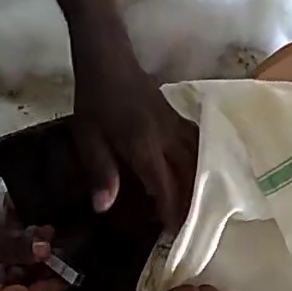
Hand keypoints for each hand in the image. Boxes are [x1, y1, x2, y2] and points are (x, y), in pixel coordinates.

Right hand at [0, 220, 66, 290]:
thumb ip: (14, 250)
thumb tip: (47, 251)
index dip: (50, 285)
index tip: (71, 274)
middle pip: (26, 289)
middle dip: (45, 269)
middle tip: (65, 251)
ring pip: (19, 276)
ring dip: (34, 257)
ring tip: (50, 234)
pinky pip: (8, 268)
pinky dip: (21, 253)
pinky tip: (33, 234)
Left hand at [73, 59, 197, 229]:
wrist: (109, 60)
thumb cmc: (95, 100)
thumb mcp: (88, 138)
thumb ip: (100, 172)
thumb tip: (103, 207)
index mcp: (143, 146)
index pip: (165, 185)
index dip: (171, 210)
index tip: (174, 231)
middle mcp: (167, 138)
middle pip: (190, 175)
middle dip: (191, 201)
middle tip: (190, 223)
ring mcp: (176, 126)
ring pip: (199, 159)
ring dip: (200, 183)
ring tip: (199, 203)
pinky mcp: (179, 118)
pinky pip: (199, 144)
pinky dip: (203, 161)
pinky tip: (201, 171)